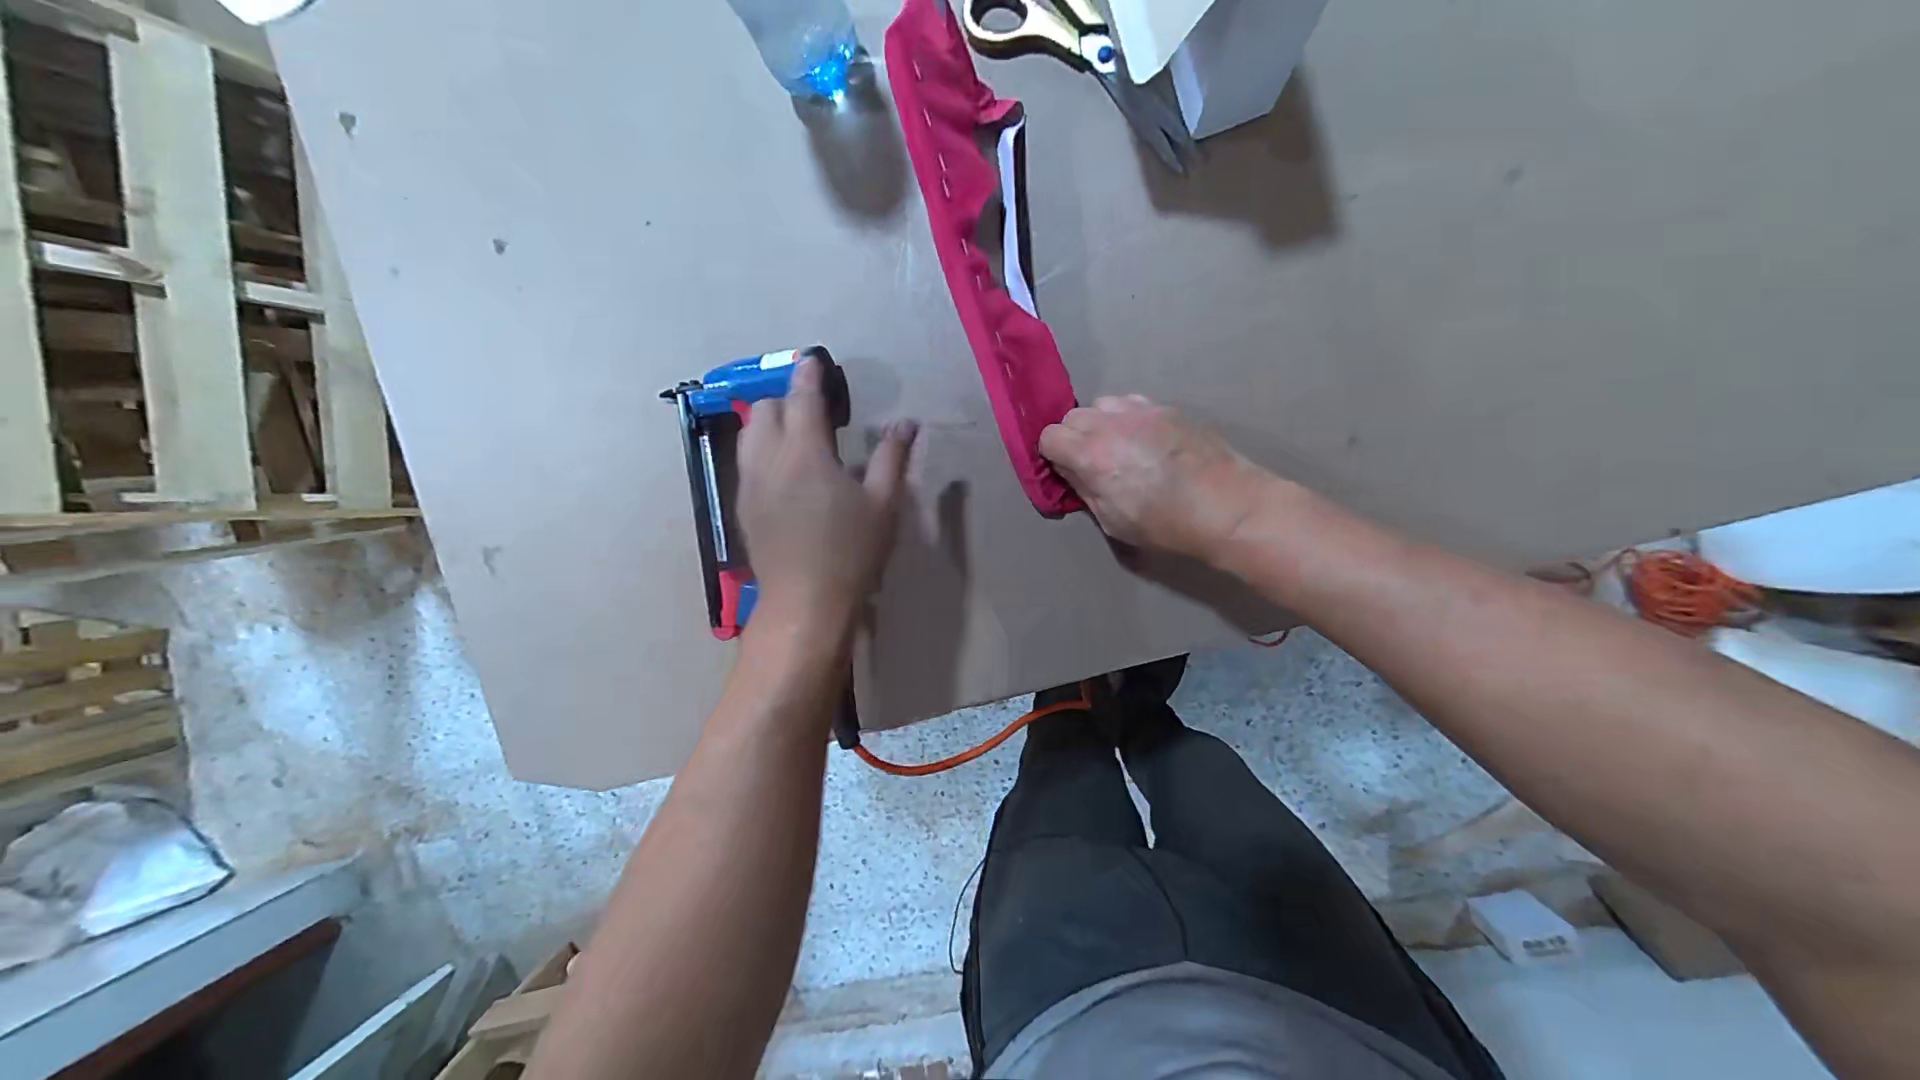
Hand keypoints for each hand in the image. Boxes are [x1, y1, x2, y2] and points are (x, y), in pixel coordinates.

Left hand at [737, 355, 917, 637]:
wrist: (805, 602)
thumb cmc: (851, 551)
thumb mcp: (883, 504)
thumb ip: (893, 458)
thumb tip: (906, 424)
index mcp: (806, 453)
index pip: (802, 398)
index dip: (808, 374)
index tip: (812, 359)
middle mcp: (769, 460)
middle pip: (764, 409)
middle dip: (786, 399)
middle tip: (813, 410)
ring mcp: (749, 484)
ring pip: (748, 433)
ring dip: (769, 422)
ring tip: (795, 436)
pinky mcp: (742, 506)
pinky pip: (746, 461)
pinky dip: (761, 450)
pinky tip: (783, 471)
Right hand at [1039, 395, 1271, 562]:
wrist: (1227, 506)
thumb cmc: (1166, 524)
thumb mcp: (1112, 521)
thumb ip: (1083, 489)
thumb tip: (1070, 471)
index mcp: (1091, 455)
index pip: (1048, 436)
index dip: (1052, 455)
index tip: (1066, 471)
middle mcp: (1110, 423)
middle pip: (1071, 417)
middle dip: (1073, 438)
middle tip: (1091, 463)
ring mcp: (1141, 410)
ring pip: (1102, 404)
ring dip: (1100, 423)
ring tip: (1119, 447)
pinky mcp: (1167, 408)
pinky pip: (1132, 404)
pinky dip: (1128, 419)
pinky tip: (1145, 441)